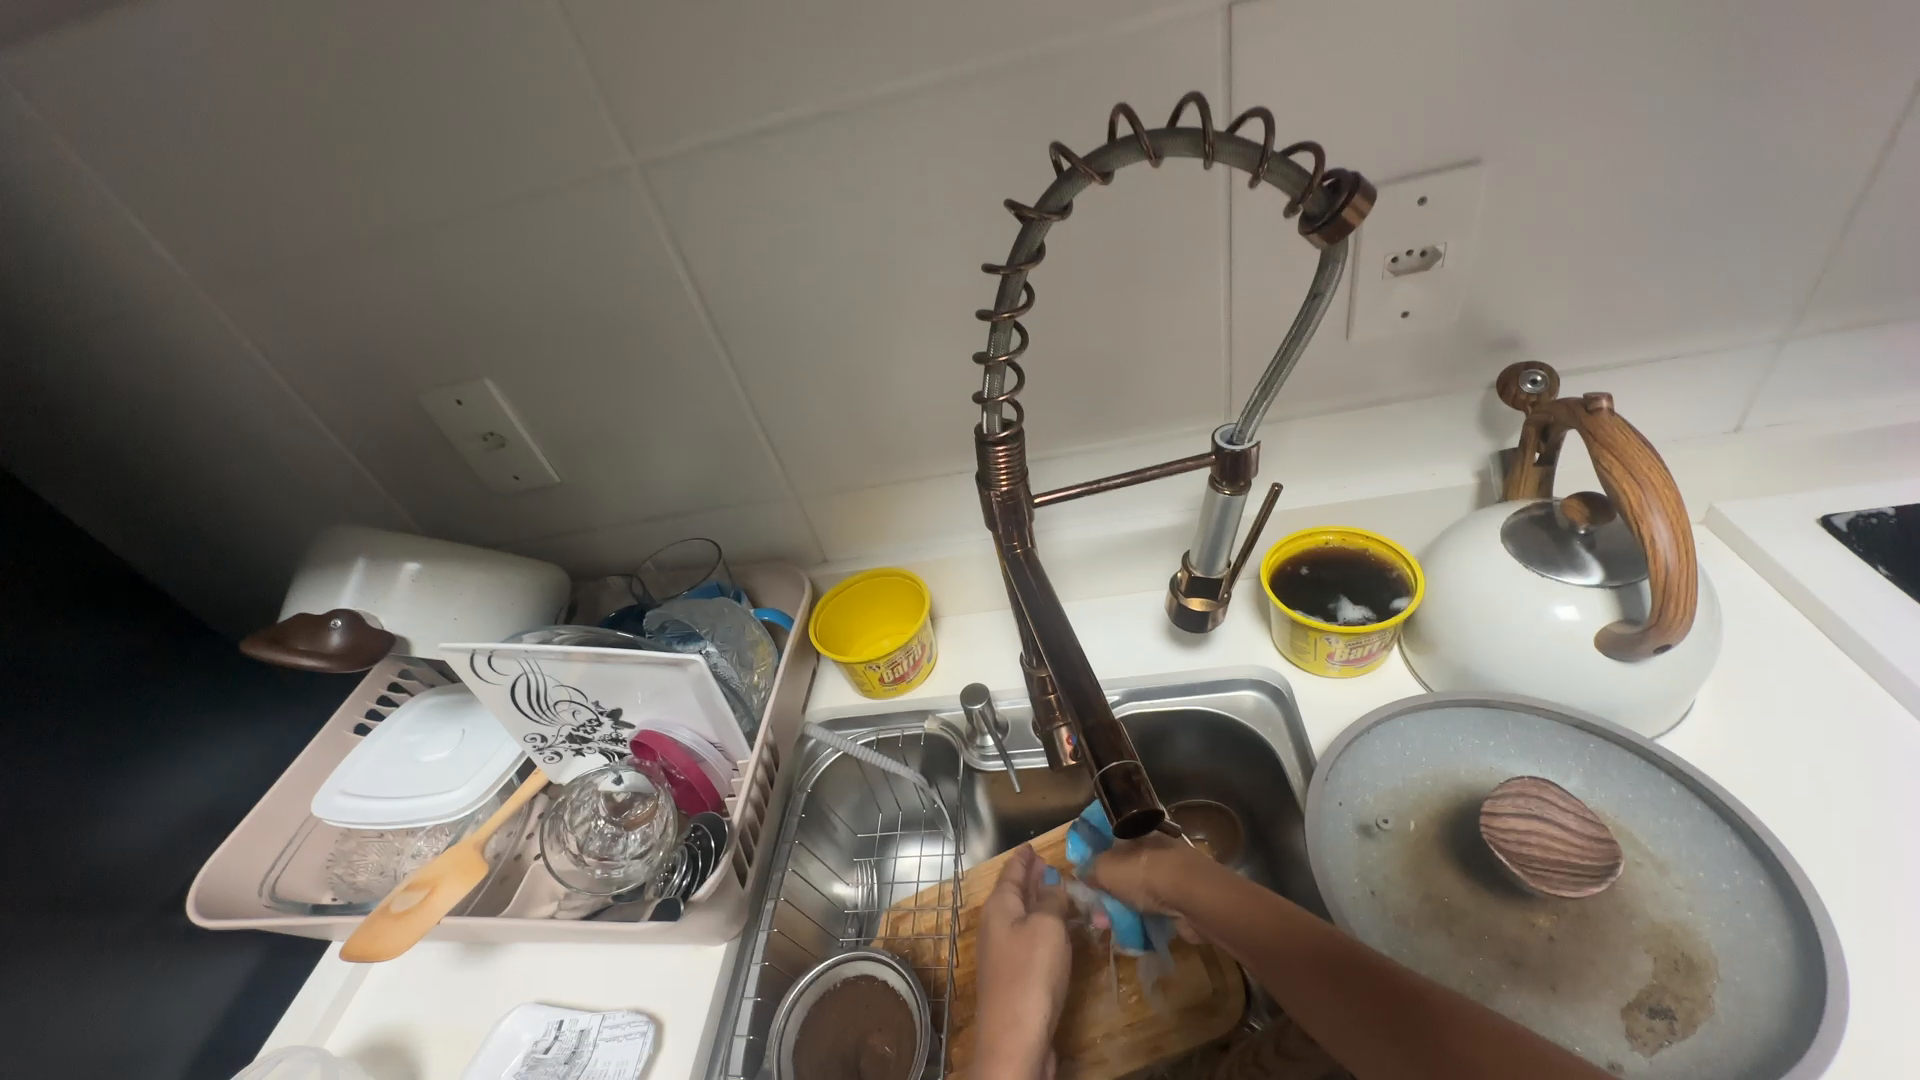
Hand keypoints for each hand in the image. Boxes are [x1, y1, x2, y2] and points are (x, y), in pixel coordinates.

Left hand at [973, 845, 1071, 1079]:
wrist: (1015, 1040)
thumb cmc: (1030, 974)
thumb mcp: (1046, 926)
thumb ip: (1052, 901)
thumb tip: (1054, 884)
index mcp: (1000, 906)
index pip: (1012, 872)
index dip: (1024, 858)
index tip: (1032, 845)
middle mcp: (998, 926)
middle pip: (1016, 894)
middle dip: (1034, 879)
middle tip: (1051, 865)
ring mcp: (1006, 955)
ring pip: (1027, 918)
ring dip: (1045, 905)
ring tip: (1065, 894)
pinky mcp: (1018, 980)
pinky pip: (1034, 942)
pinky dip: (1049, 931)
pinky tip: (1063, 934)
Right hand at [1084, 832, 1219, 917]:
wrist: (1192, 897)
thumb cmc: (1143, 873)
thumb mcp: (1105, 869)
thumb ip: (1090, 870)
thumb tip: (1082, 874)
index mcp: (1134, 832)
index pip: (1108, 839)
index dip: (1093, 856)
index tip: (1082, 877)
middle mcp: (1152, 847)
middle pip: (1122, 868)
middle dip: (1106, 890)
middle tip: (1095, 912)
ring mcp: (1168, 872)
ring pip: (1137, 890)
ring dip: (1122, 907)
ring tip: (1109, 926)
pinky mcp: (1180, 896)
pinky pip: (1153, 907)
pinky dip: (1141, 918)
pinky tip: (1130, 931)